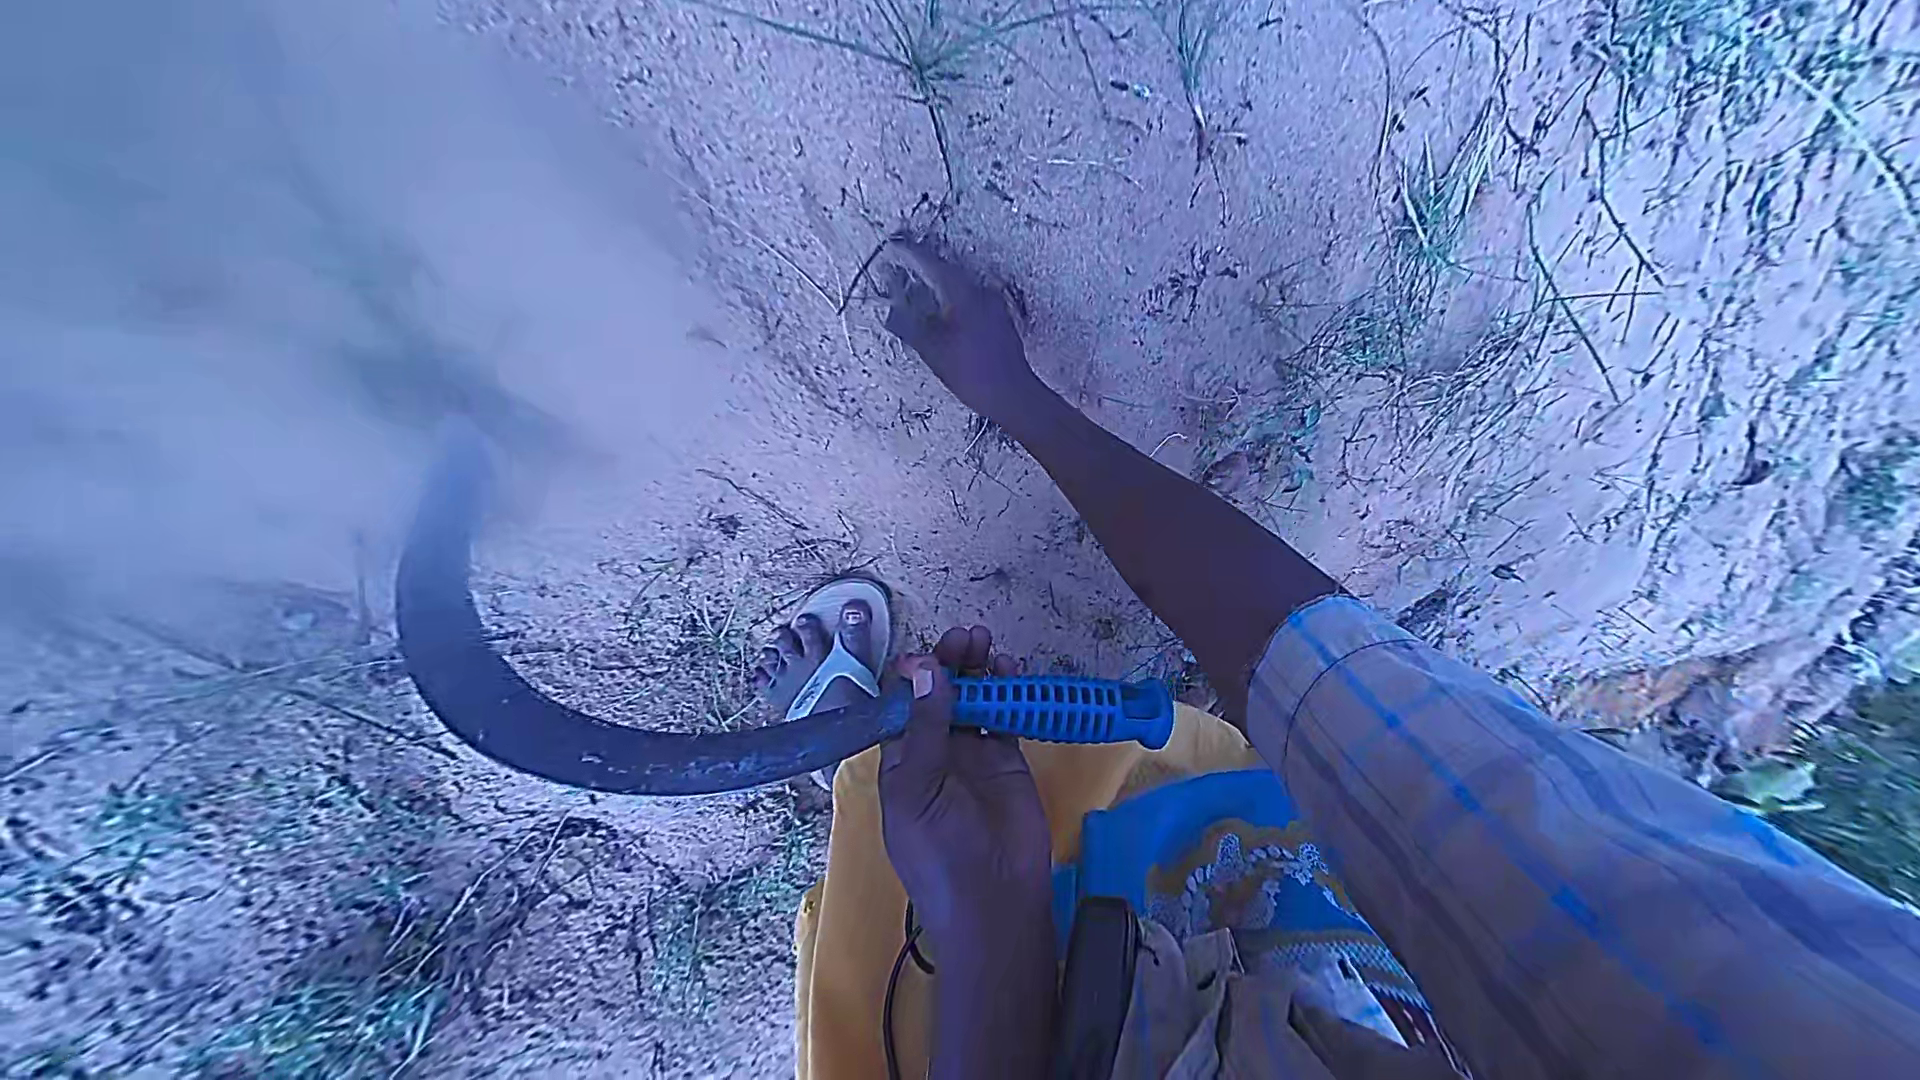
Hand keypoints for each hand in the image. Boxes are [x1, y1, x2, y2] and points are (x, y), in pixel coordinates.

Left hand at [878, 626, 1051, 945]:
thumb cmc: (940, 851)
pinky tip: (1008, 670)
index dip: (913, 676)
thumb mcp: (918, 789)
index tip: (926, 655)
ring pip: (973, 698)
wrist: (995, 900)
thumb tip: (923, 668)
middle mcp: (935, 749)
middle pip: (940, 693)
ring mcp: (972, 752)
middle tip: (964, 638)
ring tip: (983, 643)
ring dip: (977, 669)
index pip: (903, 703)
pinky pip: (1004, 715)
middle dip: (949, 662)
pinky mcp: (1006, 758)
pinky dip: (1007, 691)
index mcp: (902, 757)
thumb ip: (925, 727)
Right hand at [880, 240, 1043, 416]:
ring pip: (962, 289)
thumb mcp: (932, 350)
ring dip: (942, 292)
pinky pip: (974, 304)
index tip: (896, 250)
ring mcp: (996, 308)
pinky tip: (947, 322)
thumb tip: (894, 310)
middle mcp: (984, 294)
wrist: (1011, 395)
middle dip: (926, 273)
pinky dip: (957, 306)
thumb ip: (910, 324)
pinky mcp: (1001, 323)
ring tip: (923, 301)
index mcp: (966, 294)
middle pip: (950, 274)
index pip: (934, 264)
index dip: (911, 256)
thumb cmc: (974, 375)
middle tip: (906, 273)